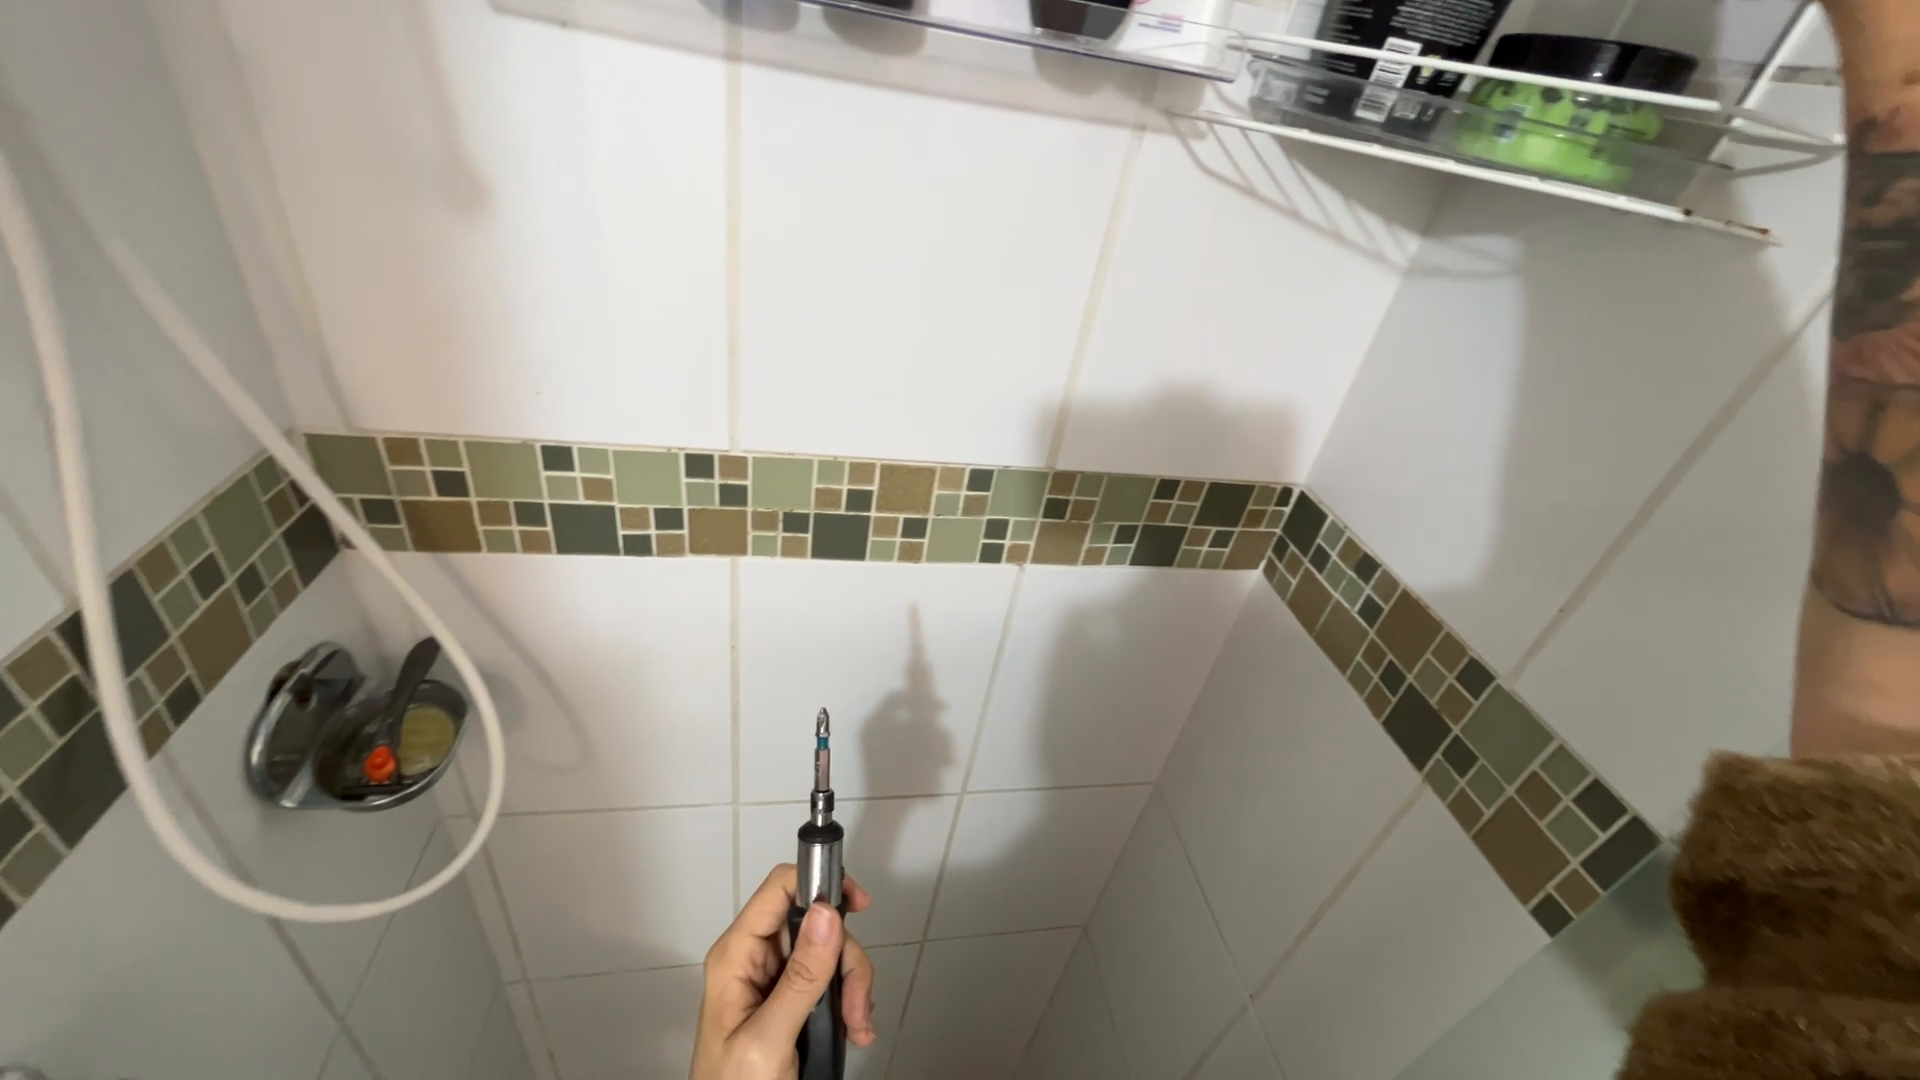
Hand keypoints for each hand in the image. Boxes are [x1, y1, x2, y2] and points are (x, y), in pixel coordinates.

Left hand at [692, 864, 877, 1079]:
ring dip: (852, 986)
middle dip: (845, 959)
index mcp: (737, 954)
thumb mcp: (768, 1040)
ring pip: (829, 950)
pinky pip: (830, 978)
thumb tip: (828, 911)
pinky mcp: (791, 998)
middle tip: (857, 1004)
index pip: (780, 888)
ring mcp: (774, 977)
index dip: (820, 883)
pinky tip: (855, 1031)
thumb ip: (801, 977)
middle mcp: (756, 956)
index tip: (860, 904)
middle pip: (816, 922)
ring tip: (857, 1026)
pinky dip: (850, 1001)